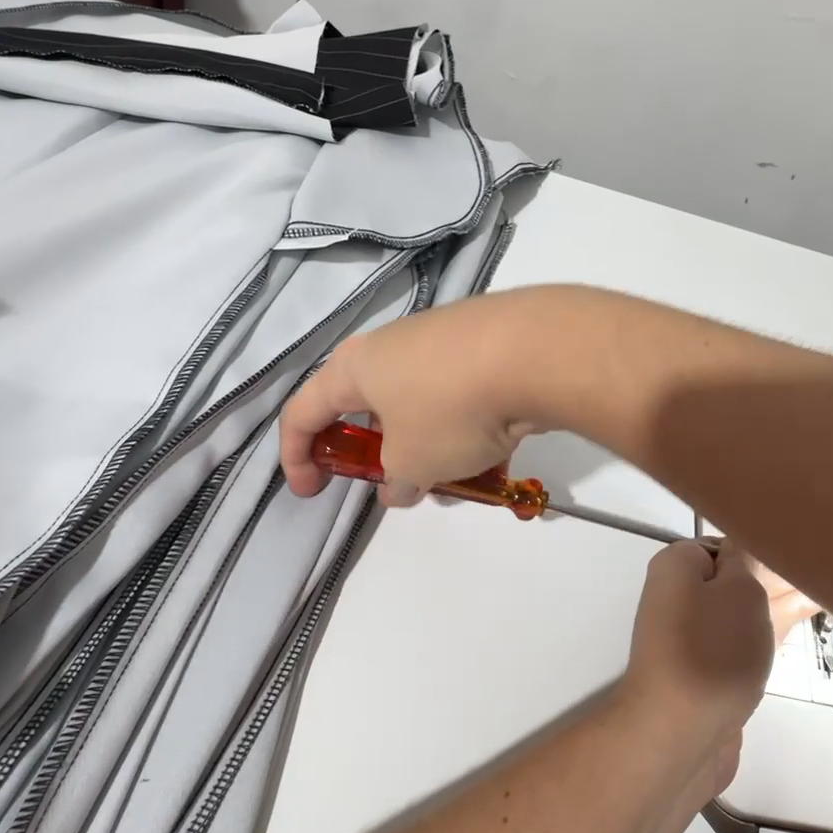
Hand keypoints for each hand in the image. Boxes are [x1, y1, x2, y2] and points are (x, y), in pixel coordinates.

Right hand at [279, 291, 545, 506]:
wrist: (535, 352)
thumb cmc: (450, 408)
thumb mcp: (413, 463)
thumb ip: (397, 481)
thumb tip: (399, 487)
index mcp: (355, 367)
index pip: (302, 411)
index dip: (297, 457)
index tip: (311, 492)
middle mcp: (393, 345)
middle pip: (370, 407)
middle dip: (383, 455)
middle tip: (399, 484)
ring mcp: (443, 340)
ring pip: (425, 407)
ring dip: (435, 448)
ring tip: (463, 482)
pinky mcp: (488, 345)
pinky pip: (466, 397)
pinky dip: (473, 430)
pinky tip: (500, 459)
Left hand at [618, 541, 816, 793]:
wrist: (679, 732)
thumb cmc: (712, 648)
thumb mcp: (739, 589)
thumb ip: (748, 561)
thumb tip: (743, 548)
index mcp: (678, 566)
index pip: (727, 543)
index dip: (766, 545)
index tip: (806, 550)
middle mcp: (679, 597)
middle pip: (737, 577)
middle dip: (778, 575)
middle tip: (828, 570)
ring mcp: (694, 638)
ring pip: (744, 612)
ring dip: (780, 603)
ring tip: (829, 591)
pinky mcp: (709, 672)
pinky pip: (744, 642)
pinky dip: (771, 633)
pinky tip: (801, 623)